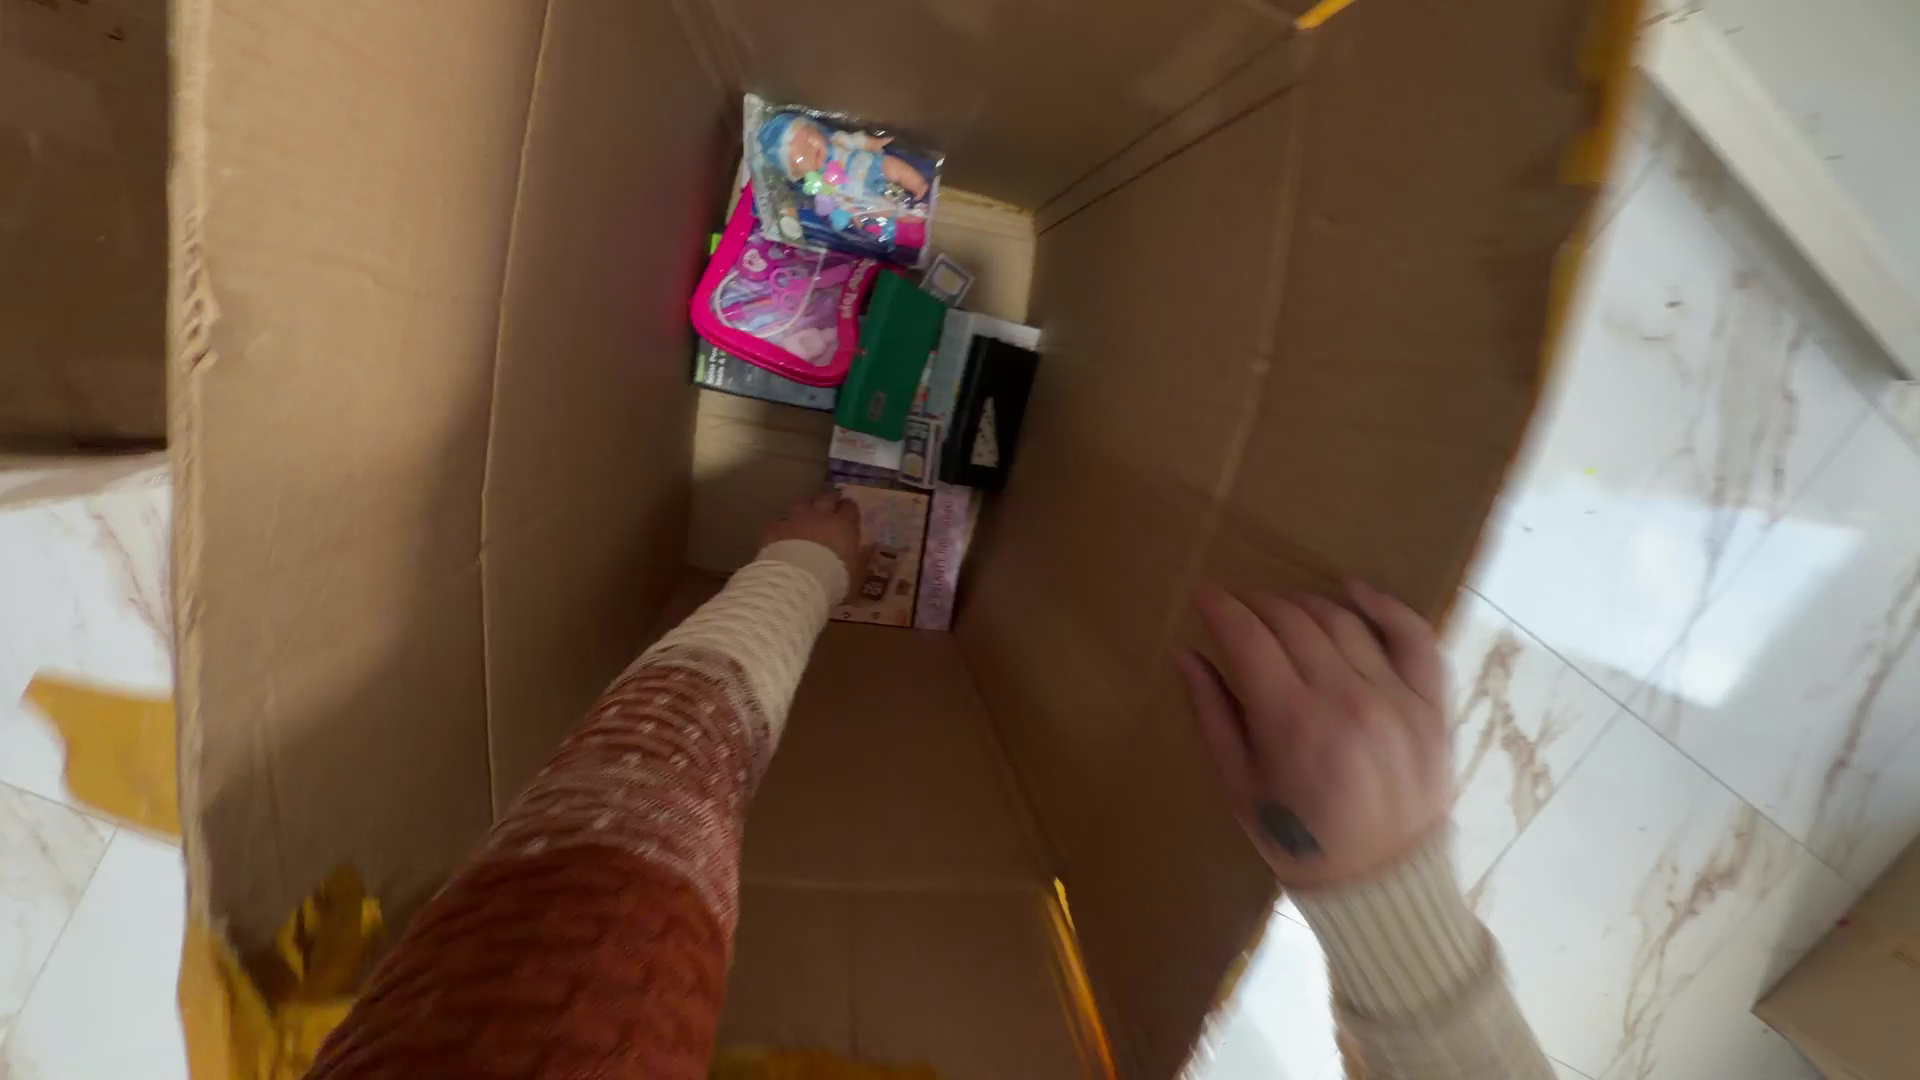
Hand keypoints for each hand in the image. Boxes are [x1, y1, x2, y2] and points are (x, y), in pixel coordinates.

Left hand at [762, 492, 863, 584]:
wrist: (795, 580)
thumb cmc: (833, 578)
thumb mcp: (855, 573)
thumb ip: (862, 558)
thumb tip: (869, 548)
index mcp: (843, 525)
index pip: (850, 507)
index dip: (849, 509)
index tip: (849, 513)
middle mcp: (820, 516)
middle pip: (827, 498)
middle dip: (830, 500)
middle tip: (831, 504)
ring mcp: (796, 519)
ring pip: (803, 503)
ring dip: (807, 506)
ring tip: (807, 512)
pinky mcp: (776, 528)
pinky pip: (781, 520)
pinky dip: (784, 523)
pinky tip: (783, 530)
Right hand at [1176, 582, 1451, 889]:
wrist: (1384, 887)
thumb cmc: (1298, 838)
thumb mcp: (1238, 783)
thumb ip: (1212, 713)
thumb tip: (1186, 655)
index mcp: (1292, 721)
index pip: (1248, 636)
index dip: (1220, 607)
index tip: (1204, 595)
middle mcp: (1346, 698)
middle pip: (1292, 620)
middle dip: (1256, 604)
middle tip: (1238, 609)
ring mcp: (1396, 698)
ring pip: (1341, 621)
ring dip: (1303, 604)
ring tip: (1281, 609)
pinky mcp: (1432, 706)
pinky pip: (1414, 639)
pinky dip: (1385, 607)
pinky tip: (1354, 591)